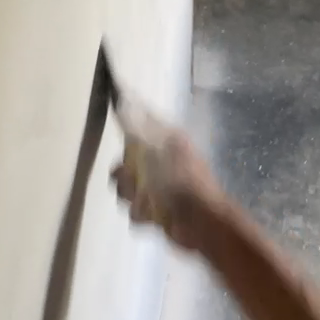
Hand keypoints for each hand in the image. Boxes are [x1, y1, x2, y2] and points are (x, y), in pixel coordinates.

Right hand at [109, 100, 220, 252]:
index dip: (125, 121)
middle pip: (124, 161)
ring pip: (125, 187)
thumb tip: (124, 99)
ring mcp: (157, 185)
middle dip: (126, 174)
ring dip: (133, 196)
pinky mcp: (156, 209)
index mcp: (166, 140)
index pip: (139, 121)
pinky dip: (142, 214)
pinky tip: (154, 216)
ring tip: (147, 202)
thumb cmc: (184, 180)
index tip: (117, 126)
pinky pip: (134, 209)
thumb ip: (140, 127)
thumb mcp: (162, 147)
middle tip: (136, 180)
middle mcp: (160, 160)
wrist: (201, 220)